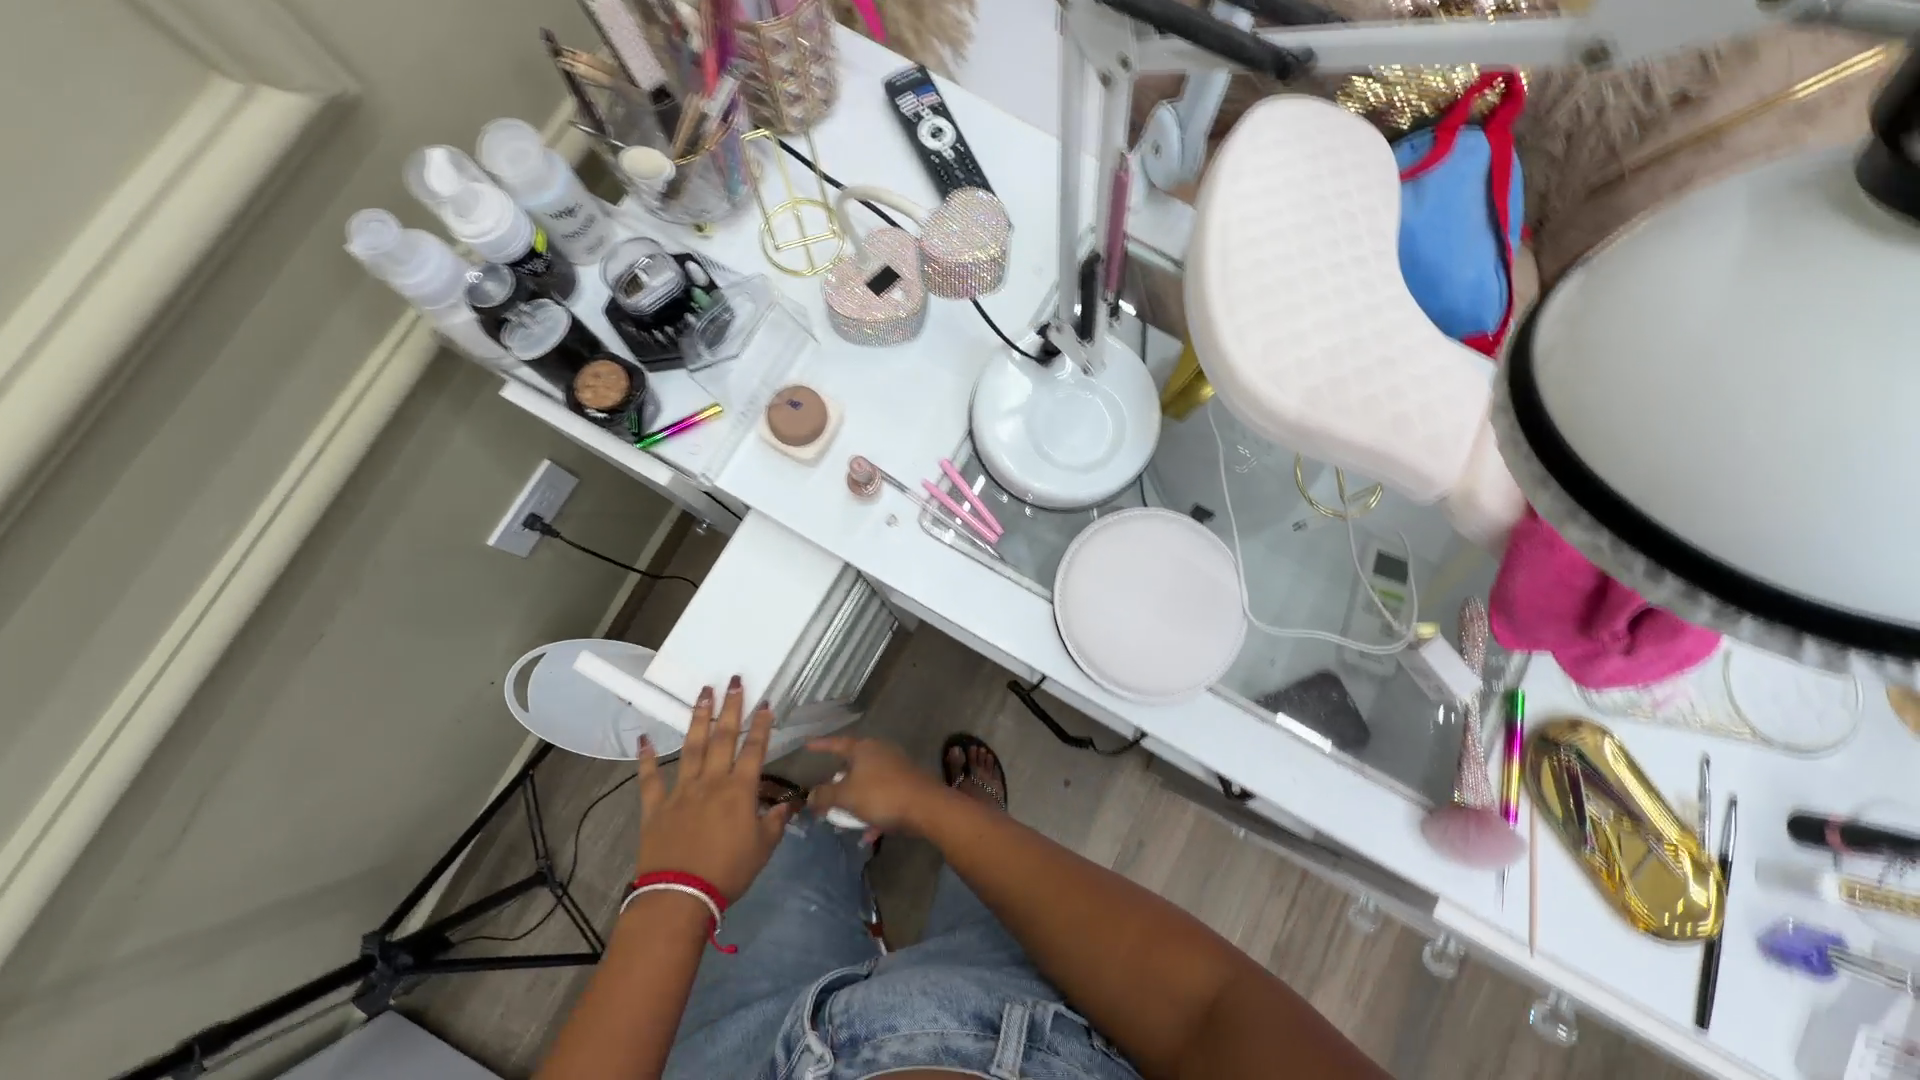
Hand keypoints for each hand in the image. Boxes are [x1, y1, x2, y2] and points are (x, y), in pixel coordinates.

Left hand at [634, 676, 791, 901]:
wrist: (680, 894)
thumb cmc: (728, 872)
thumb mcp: (763, 849)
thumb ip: (775, 822)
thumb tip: (788, 804)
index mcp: (739, 790)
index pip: (754, 750)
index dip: (761, 725)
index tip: (764, 702)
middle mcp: (711, 782)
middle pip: (723, 738)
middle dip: (730, 707)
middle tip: (734, 681)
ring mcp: (680, 791)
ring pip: (692, 747)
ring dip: (698, 718)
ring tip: (703, 692)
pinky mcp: (655, 806)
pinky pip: (650, 778)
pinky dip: (647, 758)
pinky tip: (644, 738)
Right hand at [807, 736, 953, 832]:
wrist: (927, 807)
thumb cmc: (882, 795)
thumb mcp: (846, 796)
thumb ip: (825, 795)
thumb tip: (811, 795)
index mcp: (864, 749)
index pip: (837, 743)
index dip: (820, 745)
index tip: (807, 744)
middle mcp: (881, 752)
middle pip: (853, 765)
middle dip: (839, 783)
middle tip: (826, 795)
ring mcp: (897, 768)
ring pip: (869, 784)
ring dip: (856, 803)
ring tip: (845, 820)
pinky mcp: (909, 784)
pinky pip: (884, 797)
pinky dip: (874, 812)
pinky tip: (869, 833)